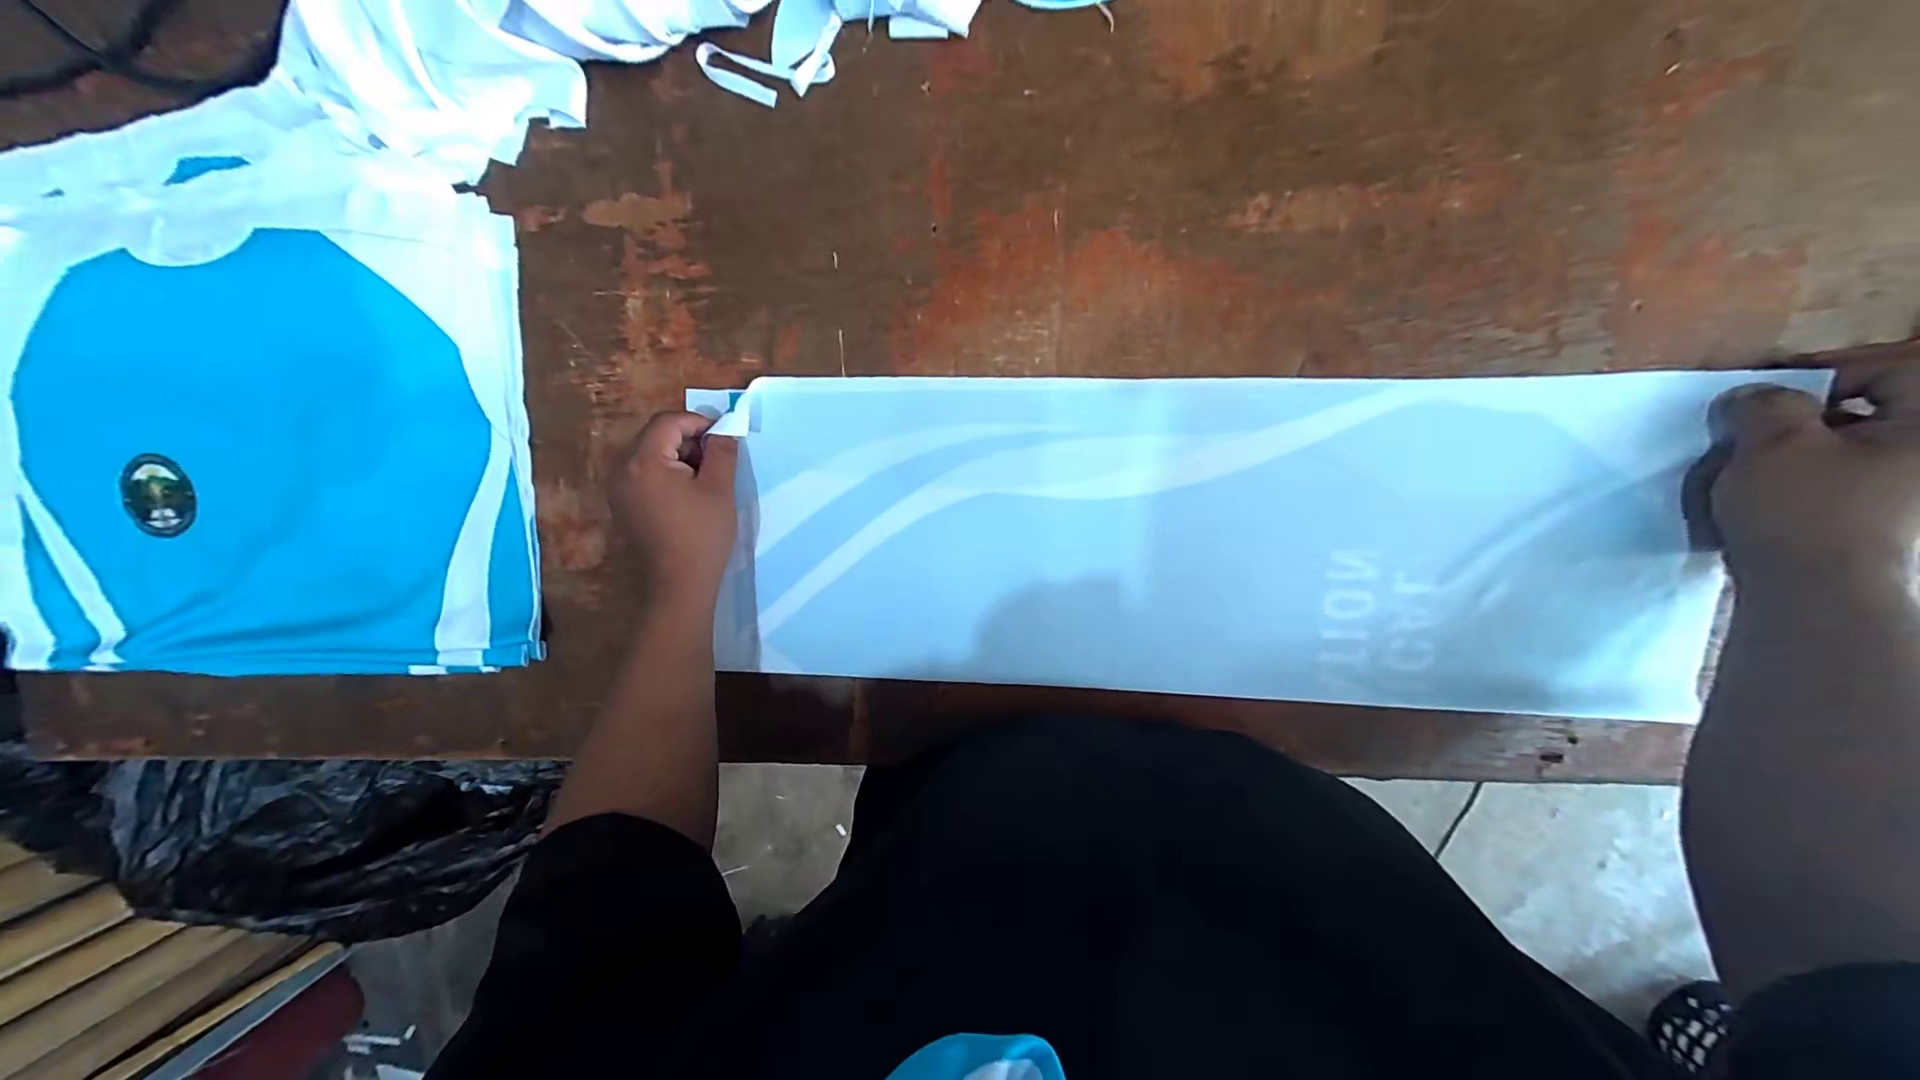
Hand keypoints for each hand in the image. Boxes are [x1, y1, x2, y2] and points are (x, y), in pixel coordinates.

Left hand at [609, 411, 739, 608]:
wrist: (678, 586)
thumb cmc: (702, 536)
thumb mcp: (719, 489)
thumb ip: (722, 452)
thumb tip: (723, 430)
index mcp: (644, 461)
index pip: (668, 422)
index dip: (698, 422)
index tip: (724, 437)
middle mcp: (622, 470)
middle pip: (656, 436)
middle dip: (689, 440)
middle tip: (718, 461)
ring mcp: (618, 489)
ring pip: (650, 455)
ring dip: (679, 458)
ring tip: (706, 481)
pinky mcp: (622, 506)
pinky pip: (644, 475)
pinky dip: (667, 474)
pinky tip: (688, 497)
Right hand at [1710, 364, 1919, 585]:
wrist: (1821, 597)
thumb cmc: (1805, 510)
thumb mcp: (1771, 446)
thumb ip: (1764, 406)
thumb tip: (1756, 395)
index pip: (1892, 372)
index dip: (1824, 376)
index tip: (1763, 397)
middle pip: (1876, 416)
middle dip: (1810, 423)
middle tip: (1751, 440)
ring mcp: (1915, 501)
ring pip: (1857, 458)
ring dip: (1805, 460)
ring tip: (1752, 478)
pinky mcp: (1897, 533)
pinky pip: (1852, 494)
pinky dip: (1813, 492)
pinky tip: (1775, 509)